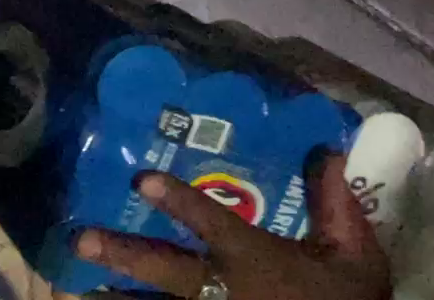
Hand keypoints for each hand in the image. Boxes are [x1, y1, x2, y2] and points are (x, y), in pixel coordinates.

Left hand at [75, 157, 390, 299]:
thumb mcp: (354, 260)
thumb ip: (336, 207)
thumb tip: (324, 148)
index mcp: (255, 259)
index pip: (213, 223)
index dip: (180, 202)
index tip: (143, 180)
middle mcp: (227, 290)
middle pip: (168, 270)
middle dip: (124, 256)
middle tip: (81, 241)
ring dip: (119, 297)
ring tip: (78, 288)